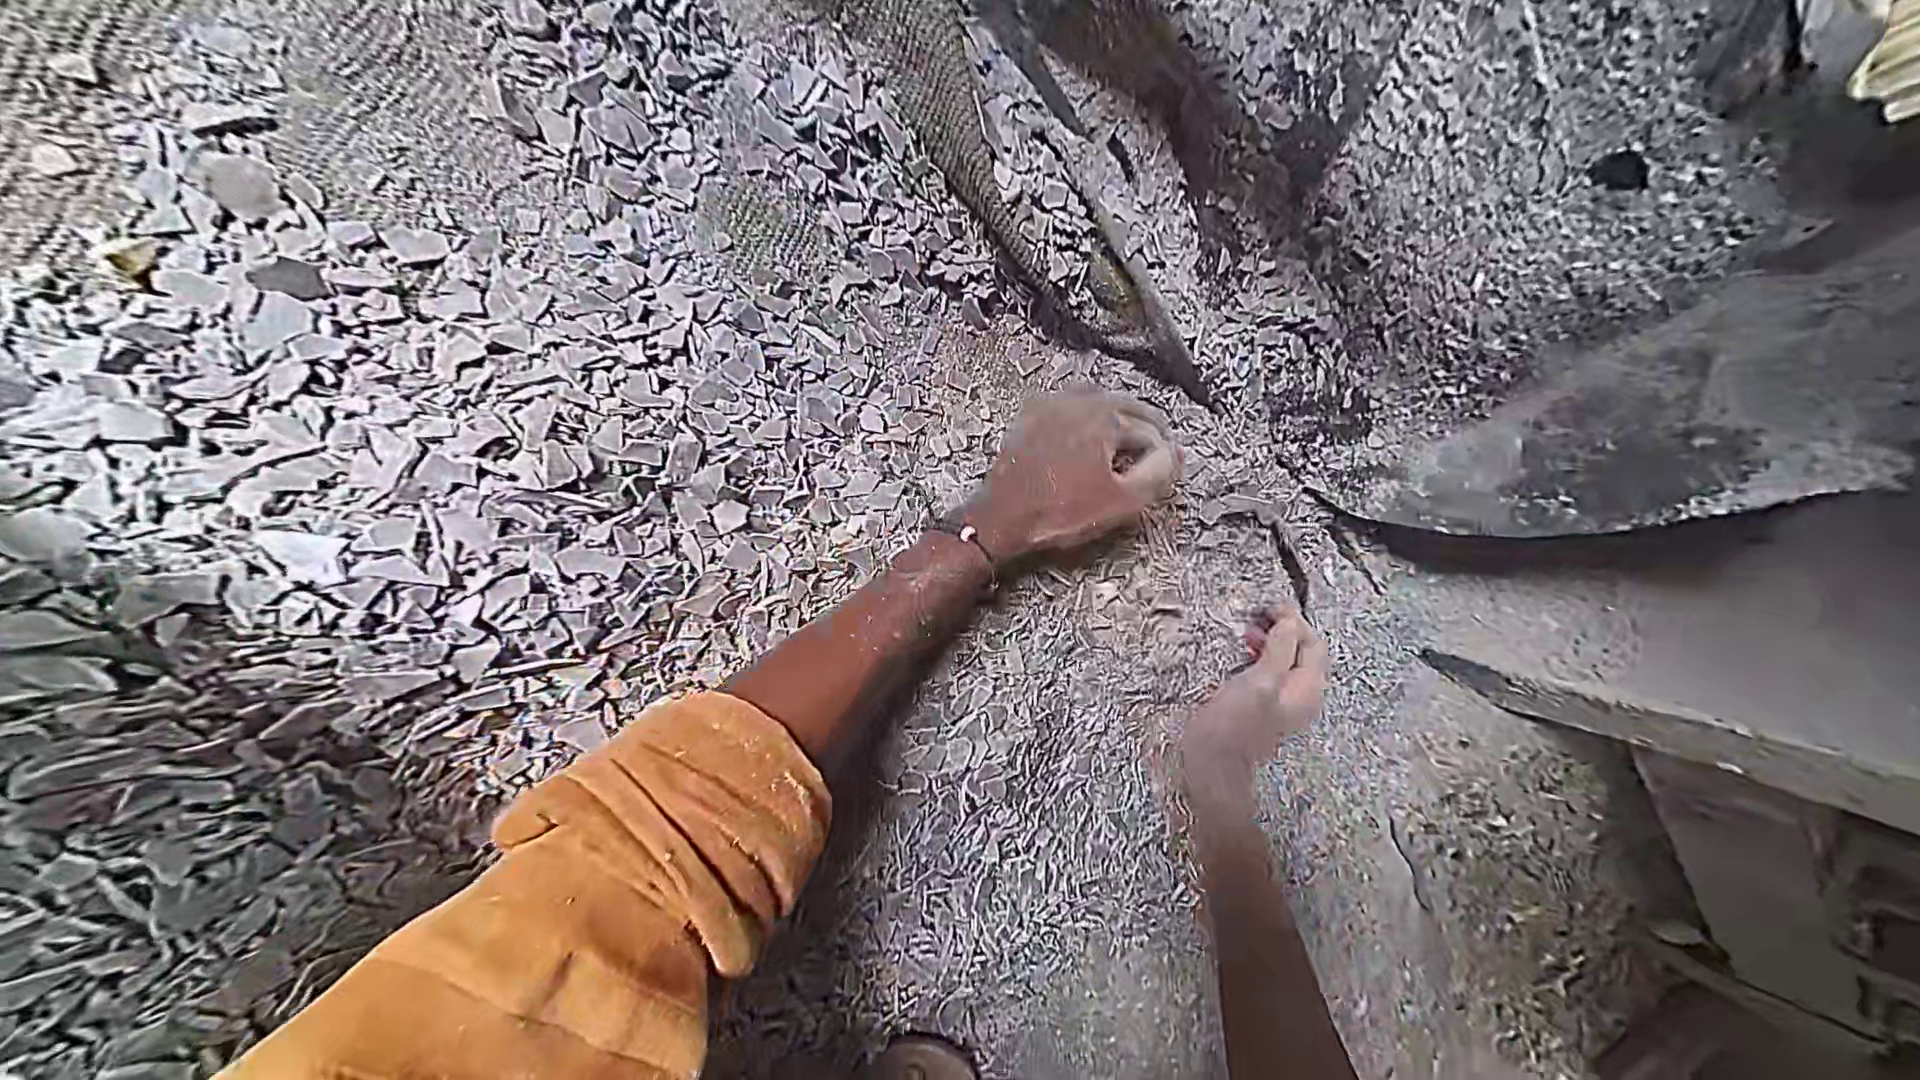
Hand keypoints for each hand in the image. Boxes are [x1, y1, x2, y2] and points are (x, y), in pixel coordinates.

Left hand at [963, 391, 1179, 562]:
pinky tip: (1086, 433)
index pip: (1150, 431)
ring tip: (1124, 440)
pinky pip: (1068, 404)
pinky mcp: (1031, 415)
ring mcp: (1052, 405)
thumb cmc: (1056, 511)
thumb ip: (1158, 474)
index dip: (1162, 453)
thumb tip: (1174, 455)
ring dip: (1117, 416)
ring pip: (1099, 400)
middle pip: (1127, 408)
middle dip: (1145, 429)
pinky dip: (1085, 414)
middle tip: (1153, 452)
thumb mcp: (1122, 501)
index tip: (1163, 468)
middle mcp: (1079, 402)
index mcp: (1105, 417)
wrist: (1003, 517)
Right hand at [1182, 605, 1327, 795]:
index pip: (1312, 643)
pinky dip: (1260, 656)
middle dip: (1282, 629)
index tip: (1266, 608)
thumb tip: (1289, 622)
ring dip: (1270, 641)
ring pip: (1285, 660)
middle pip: (1302, 651)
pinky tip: (1242, 654)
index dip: (1292, 621)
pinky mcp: (1263, 705)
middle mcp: (1301, 695)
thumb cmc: (1233, 723)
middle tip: (1255, 617)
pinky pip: (1271, 671)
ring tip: (1246, 633)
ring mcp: (1282, 702)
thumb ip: (1279, 649)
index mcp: (1307, 689)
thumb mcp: (1259, 681)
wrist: (1212, 764)